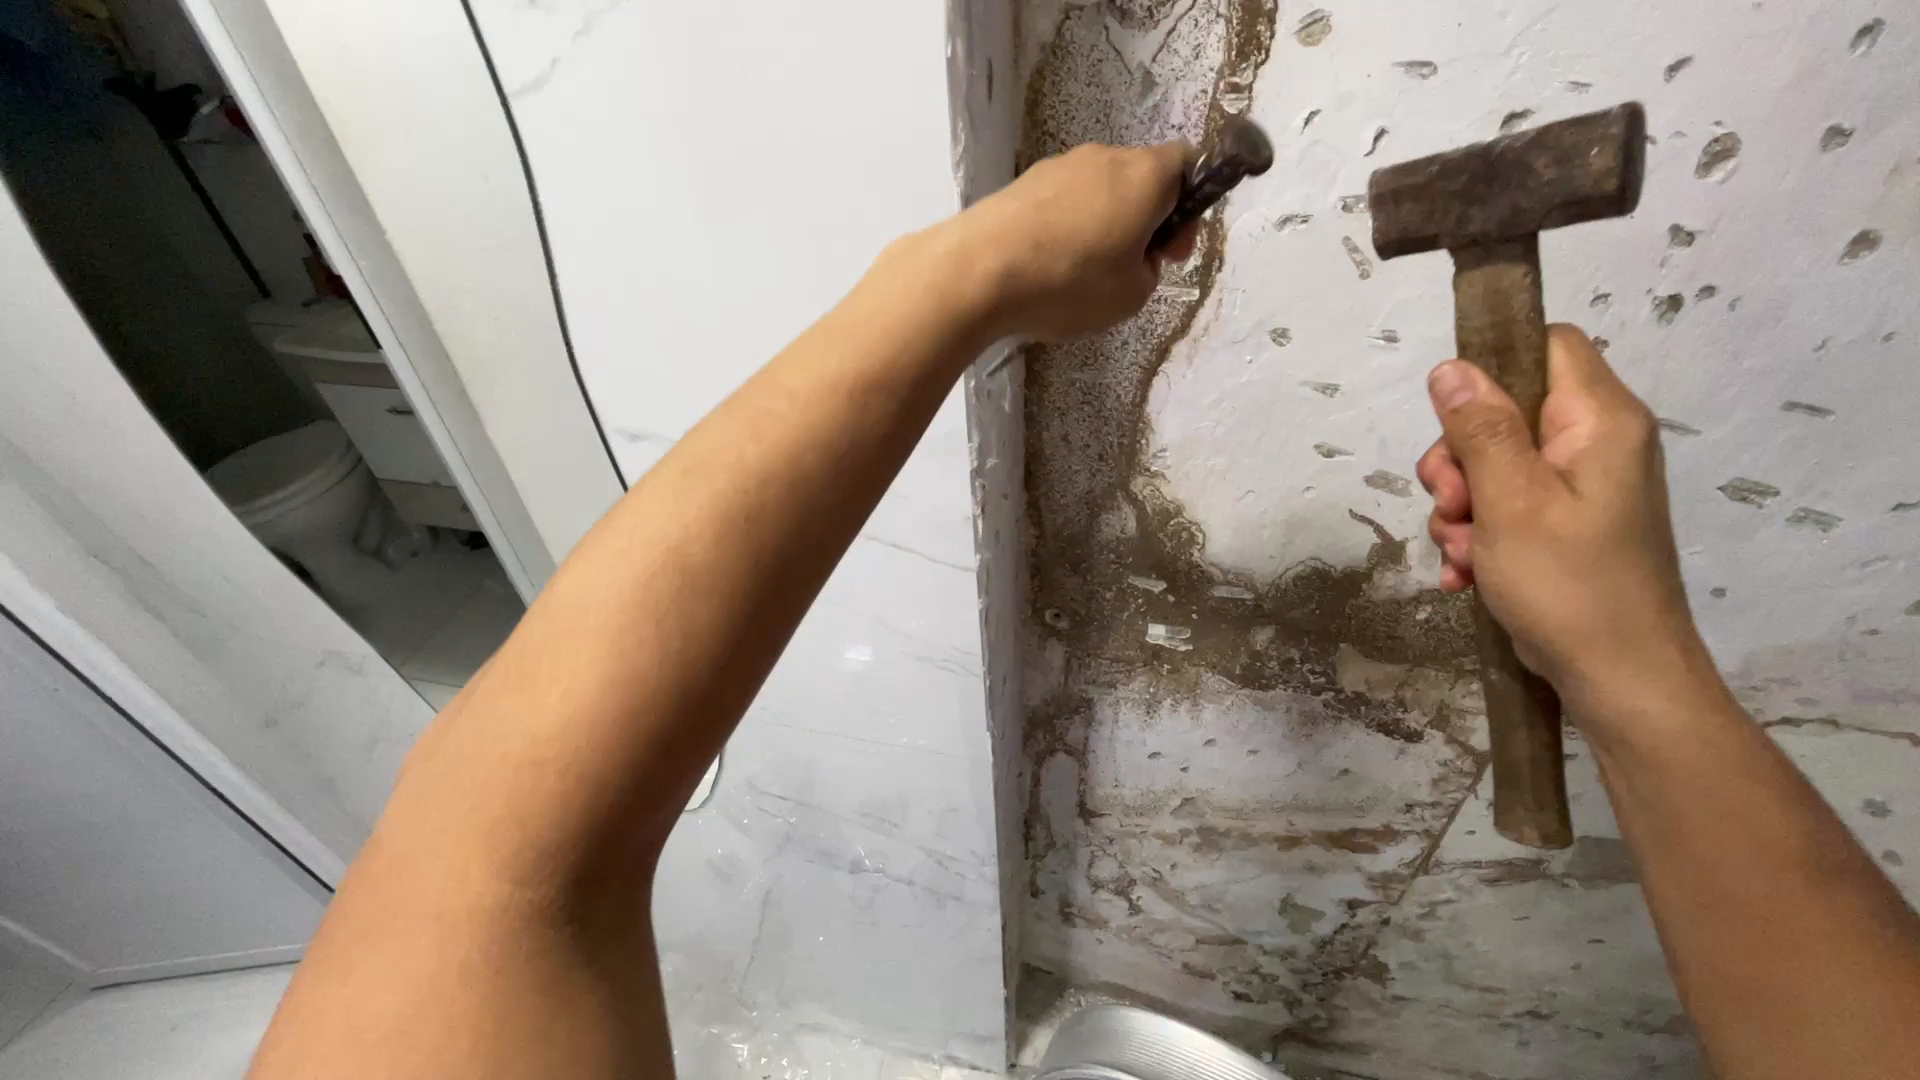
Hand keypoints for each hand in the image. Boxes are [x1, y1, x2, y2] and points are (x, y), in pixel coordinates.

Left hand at [943, 141, 1196, 342]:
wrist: (978, 272)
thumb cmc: (1069, 282)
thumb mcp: (1132, 296)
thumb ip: (1149, 272)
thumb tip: (1134, 258)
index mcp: (1145, 174)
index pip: (1188, 165)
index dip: (1190, 208)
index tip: (1170, 252)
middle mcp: (1104, 156)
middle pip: (1139, 181)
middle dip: (1142, 223)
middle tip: (1127, 273)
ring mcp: (1058, 167)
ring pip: (1097, 194)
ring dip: (1100, 229)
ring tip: (1077, 279)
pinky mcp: (1022, 185)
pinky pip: (1060, 206)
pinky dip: (1064, 232)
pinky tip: (1045, 271)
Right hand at [1416, 326, 1709, 718]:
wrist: (1616, 677)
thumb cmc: (1568, 583)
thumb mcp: (1510, 501)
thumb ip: (1479, 430)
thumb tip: (1449, 368)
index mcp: (1598, 422)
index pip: (1547, 347)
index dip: (1491, 368)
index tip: (1451, 420)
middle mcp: (1592, 445)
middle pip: (1500, 414)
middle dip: (1457, 462)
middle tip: (1451, 505)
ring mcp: (1575, 488)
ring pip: (1488, 466)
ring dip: (1458, 509)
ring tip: (1461, 552)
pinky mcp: (1559, 524)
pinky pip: (1499, 507)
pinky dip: (1474, 536)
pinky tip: (1463, 573)